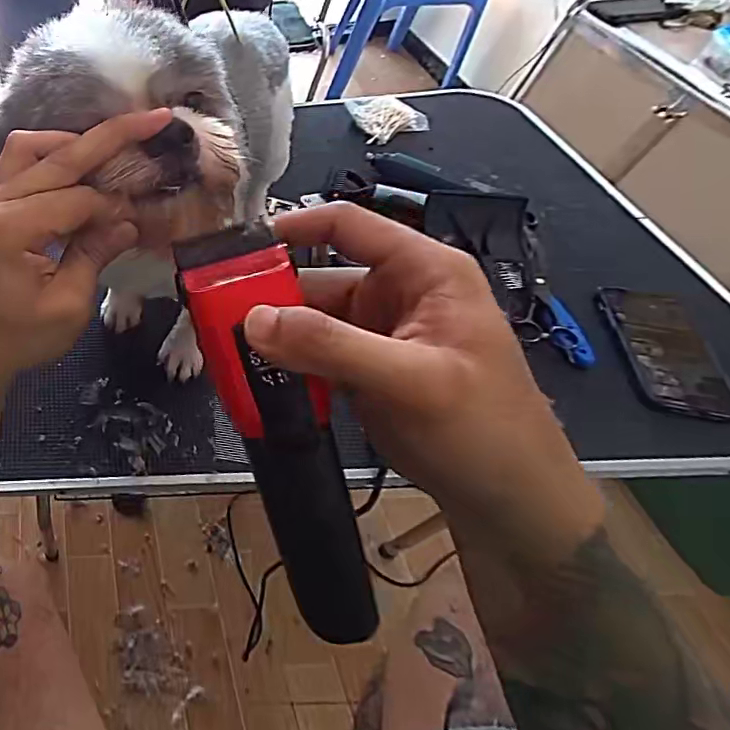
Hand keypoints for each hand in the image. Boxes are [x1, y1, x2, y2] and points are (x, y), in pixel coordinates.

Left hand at [0, 109, 171, 385]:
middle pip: (57, 156)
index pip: (75, 199)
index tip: (135, 220)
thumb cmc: (19, 338)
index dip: (112, 207)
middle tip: (152, 120)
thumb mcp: (69, 305)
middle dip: (110, 137)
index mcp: (8, 230)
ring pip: (32, 147)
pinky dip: (55, 159)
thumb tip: (127, 220)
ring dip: (75, 143)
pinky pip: (21, 165)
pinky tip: (82, 169)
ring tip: (113, 150)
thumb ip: (96, 254)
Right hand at [243, 203, 595, 523]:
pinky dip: (291, 367)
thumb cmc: (484, 431)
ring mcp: (382, 337)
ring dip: (278, 338)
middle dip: (274, 298)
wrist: (509, 503)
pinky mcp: (369, 373)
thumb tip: (256, 320)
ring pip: (314, 323)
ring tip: (231, 355)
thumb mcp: (409, 381)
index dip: (294, 227)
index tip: (240, 249)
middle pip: (321, 279)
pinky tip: (262, 381)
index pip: (351, 226)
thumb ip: (331, 346)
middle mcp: (400, 295)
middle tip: (220, 319)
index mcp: (425, 272)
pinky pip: (318, 357)